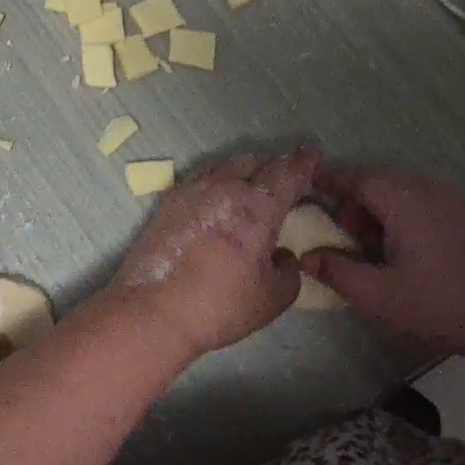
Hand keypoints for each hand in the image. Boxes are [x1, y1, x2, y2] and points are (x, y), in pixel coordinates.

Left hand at [100, 149, 321, 360]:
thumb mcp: (272, 297)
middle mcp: (223, 188)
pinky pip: (199, 180)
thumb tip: (281, 255)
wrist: (152, 311)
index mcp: (256, 206)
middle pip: (254, 162)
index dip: (304, 162)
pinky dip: (215, 183)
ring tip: (250, 189)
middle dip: (273, 167)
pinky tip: (216, 201)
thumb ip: (289, 271)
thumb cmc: (219, 306)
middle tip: (283, 182)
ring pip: (223, 167)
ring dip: (242, 172)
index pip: (287, 172)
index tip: (313, 154)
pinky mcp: (166, 204)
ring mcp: (190, 192)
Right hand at [300, 165, 464, 355]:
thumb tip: (305, 256)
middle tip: (345, 235)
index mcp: (402, 201)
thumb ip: (336, 271)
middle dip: (354, 201)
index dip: (328, 182)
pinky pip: (426, 201)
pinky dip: (406, 214)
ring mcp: (455, 200)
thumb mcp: (377, 295)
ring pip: (404, 191)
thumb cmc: (442, 304)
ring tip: (376, 247)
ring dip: (381, 209)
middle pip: (379, 181)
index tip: (307, 190)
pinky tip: (411, 252)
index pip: (355, 178)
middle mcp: (428, 189)